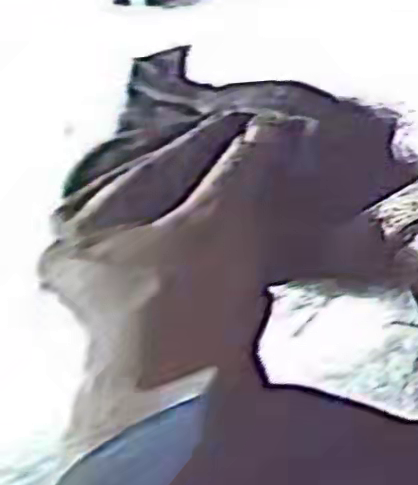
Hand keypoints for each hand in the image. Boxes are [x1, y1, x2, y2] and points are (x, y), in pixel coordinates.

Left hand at [41, 113, 310, 452]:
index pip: (155, 162)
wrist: (184, 364)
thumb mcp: (222, 213)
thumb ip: (245, 163)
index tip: (255, 120)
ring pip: (168, 215)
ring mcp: (114, 279)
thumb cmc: (184, 287)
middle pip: (151, 189)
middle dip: (203, 165)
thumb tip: (269, 125)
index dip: (211, 138)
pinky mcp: (152, 295)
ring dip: (211, 192)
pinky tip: (241, 212)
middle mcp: (83, 251)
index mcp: (81, 228)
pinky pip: (184, 238)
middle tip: (246, 141)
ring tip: (250, 172)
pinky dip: (214, 219)